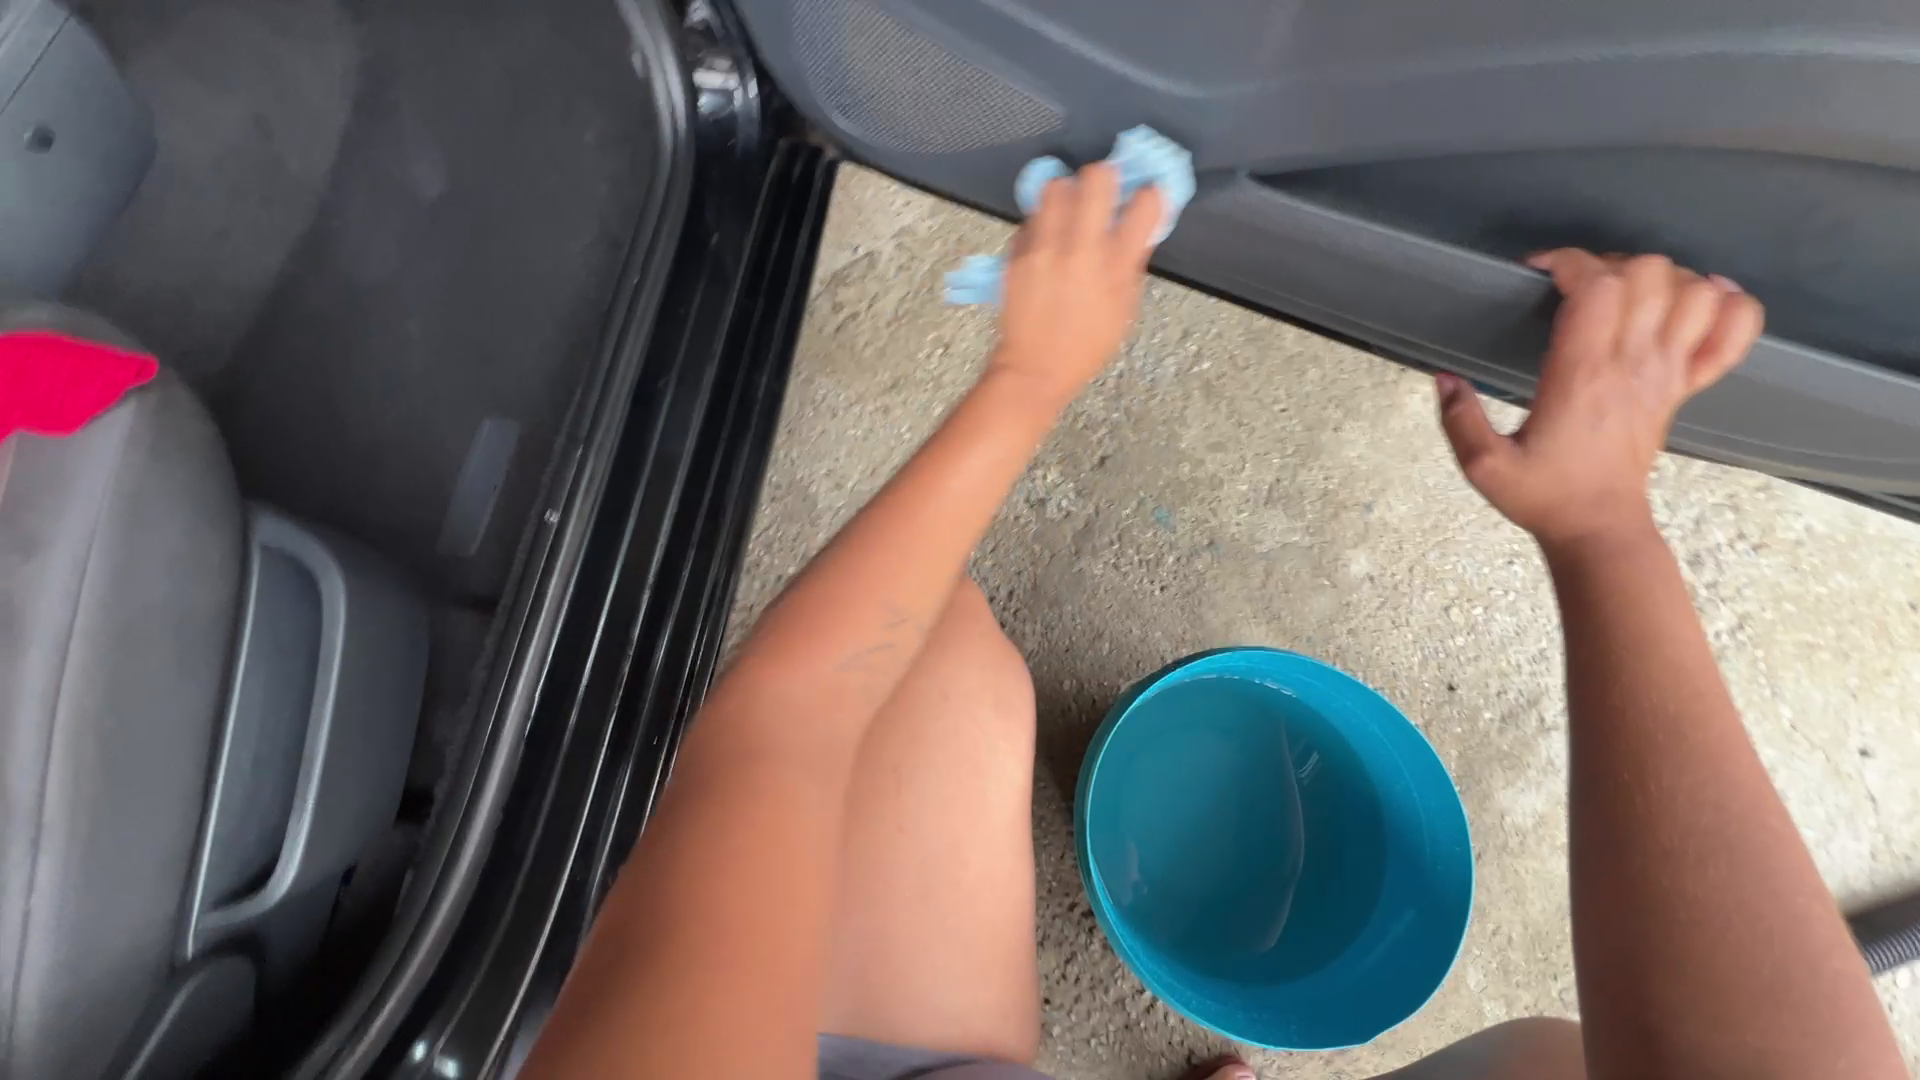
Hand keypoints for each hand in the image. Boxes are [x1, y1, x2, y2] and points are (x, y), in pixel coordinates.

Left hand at [987, 162, 1163, 406]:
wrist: (1033, 368)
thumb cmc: (1085, 345)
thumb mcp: (1124, 309)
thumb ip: (1132, 263)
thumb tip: (1141, 228)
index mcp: (1114, 264)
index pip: (1146, 201)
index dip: (1150, 195)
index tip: (1145, 200)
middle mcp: (1079, 247)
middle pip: (1097, 176)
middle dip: (1105, 178)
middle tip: (1104, 194)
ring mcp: (1044, 247)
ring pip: (1056, 186)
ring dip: (1067, 193)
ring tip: (1070, 214)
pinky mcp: (1016, 252)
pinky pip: (1032, 218)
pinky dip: (1042, 223)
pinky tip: (1047, 242)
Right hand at [1437, 250, 1764, 548]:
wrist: (1598, 526)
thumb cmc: (1539, 494)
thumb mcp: (1480, 464)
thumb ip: (1458, 419)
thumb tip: (1443, 378)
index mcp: (1582, 376)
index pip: (1596, 288)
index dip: (1568, 262)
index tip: (1536, 270)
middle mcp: (1634, 364)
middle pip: (1648, 275)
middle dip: (1608, 263)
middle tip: (1572, 284)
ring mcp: (1668, 373)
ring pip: (1693, 290)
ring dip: (1661, 276)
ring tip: (1622, 291)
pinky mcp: (1685, 387)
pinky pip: (1734, 329)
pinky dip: (1726, 303)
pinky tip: (1699, 297)